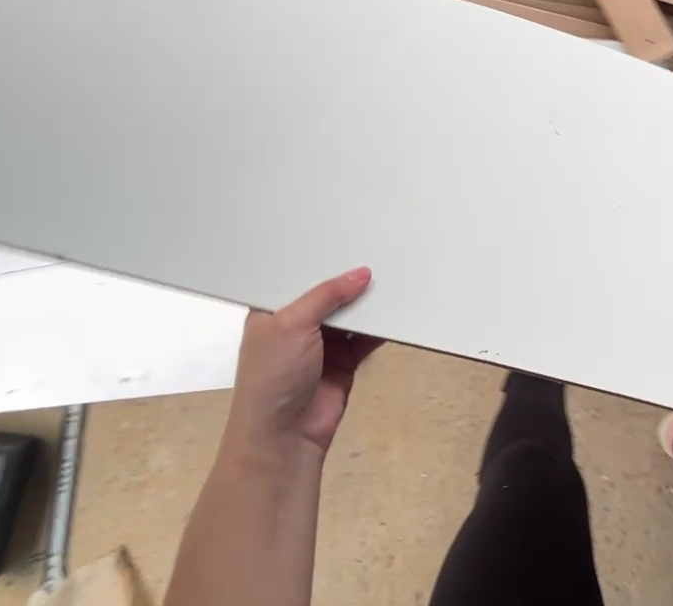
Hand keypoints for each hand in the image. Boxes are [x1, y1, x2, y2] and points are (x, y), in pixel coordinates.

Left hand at [225, 268, 384, 459]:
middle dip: (351, 279)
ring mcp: (323, 343)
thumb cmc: (273, 376)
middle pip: (330, 294)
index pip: (298, 277)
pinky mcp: (346, 359)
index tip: (348, 236)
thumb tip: (362, 273)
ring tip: (395, 274)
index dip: (320, 259)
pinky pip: (368, 336)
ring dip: (370, 302)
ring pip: (352, 314)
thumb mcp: (291, 325)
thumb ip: (327, 295)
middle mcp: (297, 324)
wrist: (283, 436)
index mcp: (272, 312)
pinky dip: (383, 325)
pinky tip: (399, 308)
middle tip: (380, 250)